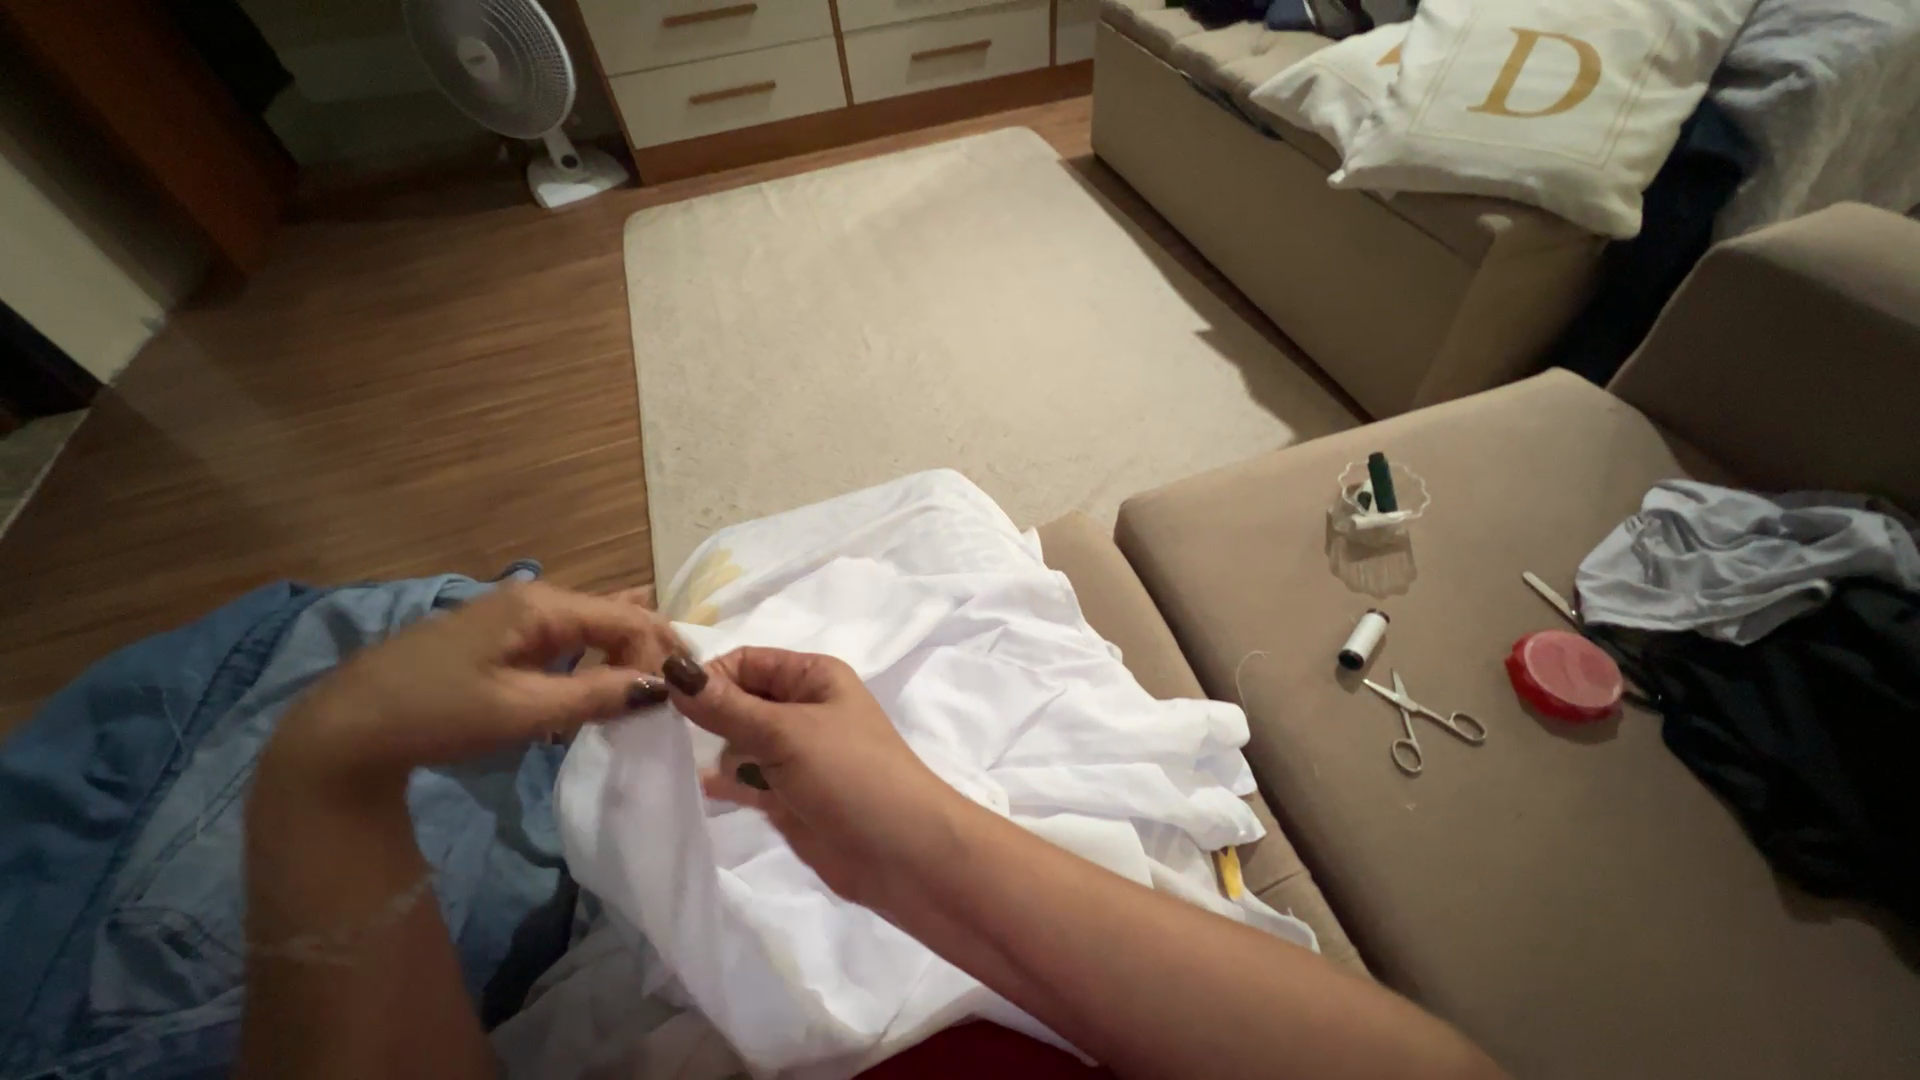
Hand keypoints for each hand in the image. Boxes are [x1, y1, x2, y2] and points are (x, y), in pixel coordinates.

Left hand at [264, 582, 683, 795]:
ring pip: (593, 625)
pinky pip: (568, 636)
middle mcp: (534, 597)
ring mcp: (515, 614)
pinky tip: (617, 654)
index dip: (659, 653)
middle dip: (650, 648)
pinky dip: (597, 651)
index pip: (628, 618)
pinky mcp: (501, 635)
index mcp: (541, 605)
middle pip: (614, 615)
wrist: (344, 729)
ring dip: (626, 650)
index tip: (675, 698)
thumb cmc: (435, 715)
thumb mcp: (522, 711)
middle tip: (677, 691)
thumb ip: (597, 696)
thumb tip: (664, 686)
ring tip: (658, 679)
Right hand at [672, 647, 972, 906]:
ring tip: (670, 760)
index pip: (747, 661)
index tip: (666, 701)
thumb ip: (728, 707)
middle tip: (659, 734)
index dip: (709, 676)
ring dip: (712, 749)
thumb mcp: (788, 733)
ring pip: (739, 741)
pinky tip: (696, 788)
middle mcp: (804, 708)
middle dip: (705, 712)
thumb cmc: (851, 775)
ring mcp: (795, 754)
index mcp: (814, 677)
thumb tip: (674, 670)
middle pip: (740, 699)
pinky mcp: (788, 795)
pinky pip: (745, 779)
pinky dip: (723, 781)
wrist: (901, 852)